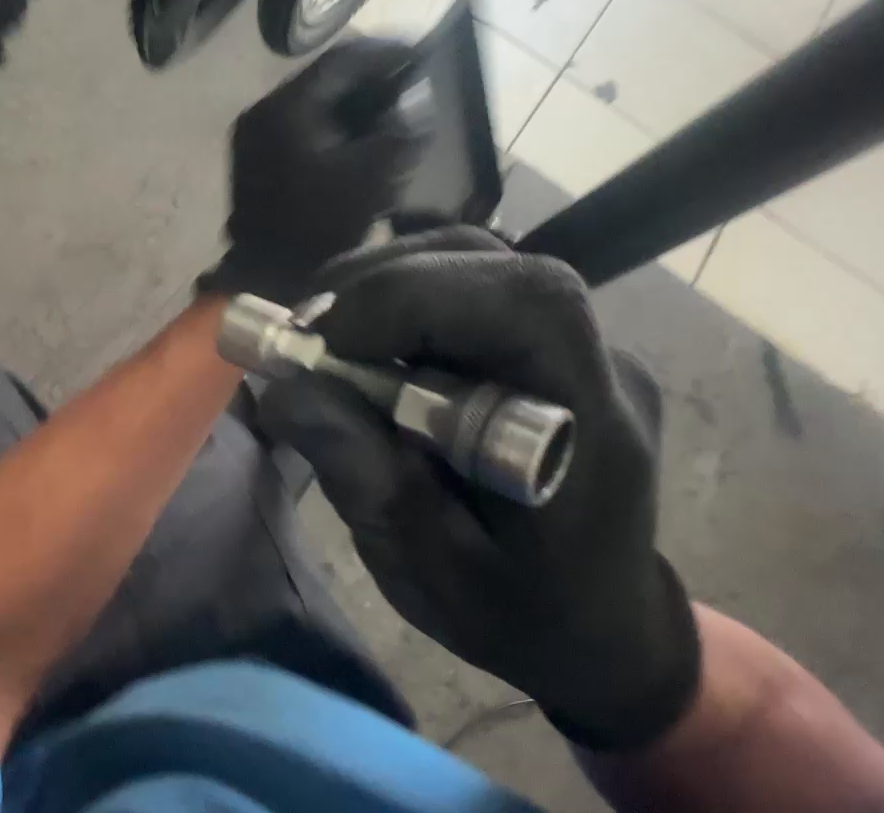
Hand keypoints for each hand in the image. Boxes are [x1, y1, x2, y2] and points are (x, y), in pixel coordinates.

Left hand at [198, 37, 425, 303]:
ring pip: (310, 102)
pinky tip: (359, 134)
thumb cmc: (323, 227)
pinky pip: (299, 125)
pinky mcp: (254, 159)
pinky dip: (331, 123)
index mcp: (286, 109)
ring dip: (350, 100)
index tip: (421, 49)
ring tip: (391, 104)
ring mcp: (253, 136)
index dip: (386, 51)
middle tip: (410, 77)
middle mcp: (262, 113)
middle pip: (322, 78)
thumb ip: (402, 128)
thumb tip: (418, 97)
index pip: (341, 60)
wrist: (268, 280)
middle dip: (369, 75)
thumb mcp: (375, 176)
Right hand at [258, 227, 699, 750]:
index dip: (415, 297)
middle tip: (303, 333)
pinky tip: (363, 341)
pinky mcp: (545, 342)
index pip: (527, 304)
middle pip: (491, 262)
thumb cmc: (520, 613)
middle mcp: (597, 362)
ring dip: (382, 284)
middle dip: (380, 284)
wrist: (596, 624)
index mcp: (592, 426)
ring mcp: (578, 343)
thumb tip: (286, 390)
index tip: (322, 342)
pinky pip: (469, 285)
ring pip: (474, 259)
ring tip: (322, 336)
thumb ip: (366, 480)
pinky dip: (399, 297)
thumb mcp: (431, 571)